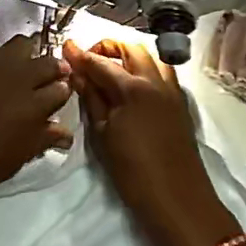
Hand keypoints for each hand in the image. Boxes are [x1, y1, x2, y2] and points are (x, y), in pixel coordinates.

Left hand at [0, 35, 72, 209]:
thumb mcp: (12, 161)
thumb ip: (39, 140)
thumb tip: (60, 132)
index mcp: (34, 108)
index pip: (62, 90)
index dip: (60, 93)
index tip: (56, 98)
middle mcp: (19, 79)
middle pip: (49, 62)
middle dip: (51, 70)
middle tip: (45, 79)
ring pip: (23, 45)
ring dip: (26, 55)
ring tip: (19, 68)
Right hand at [63, 40, 217, 234]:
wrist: (177, 199)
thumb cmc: (133, 171)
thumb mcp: (103, 135)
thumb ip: (92, 99)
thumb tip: (79, 75)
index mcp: (133, 88)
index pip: (101, 62)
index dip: (81, 54)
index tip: (66, 46)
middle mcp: (155, 81)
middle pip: (130, 48)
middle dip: (107, 47)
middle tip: (88, 60)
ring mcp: (171, 90)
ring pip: (150, 56)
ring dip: (129, 56)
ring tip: (111, 70)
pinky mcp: (180, 103)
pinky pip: (162, 72)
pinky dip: (145, 69)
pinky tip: (132, 85)